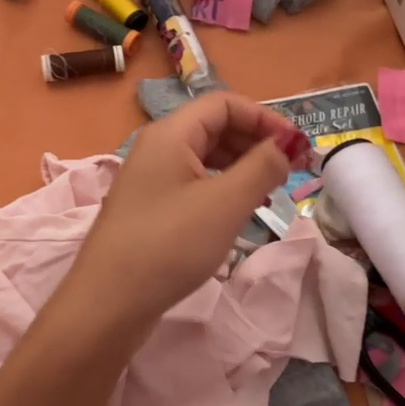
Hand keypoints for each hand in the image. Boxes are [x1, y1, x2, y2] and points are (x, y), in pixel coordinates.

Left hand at [57, 92, 309, 332]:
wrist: (108, 302)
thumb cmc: (169, 244)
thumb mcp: (225, 202)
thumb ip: (262, 166)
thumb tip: (287, 143)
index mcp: (170, 133)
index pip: (223, 103)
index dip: (264, 117)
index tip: (296, 146)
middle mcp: (156, 147)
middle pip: (214, 127)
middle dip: (255, 142)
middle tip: (289, 171)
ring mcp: (150, 179)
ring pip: (205, 157)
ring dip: (241, 167)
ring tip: (269, 194)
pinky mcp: (149, 208)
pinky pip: (193, 183)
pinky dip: (222, 189)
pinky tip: (238, 213)